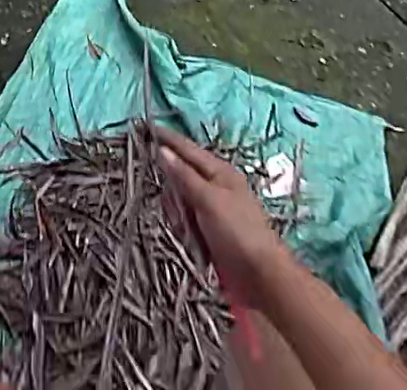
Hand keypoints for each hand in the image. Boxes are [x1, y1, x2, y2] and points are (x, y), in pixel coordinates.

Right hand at [155, 126, 288, 301]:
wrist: (262, 278)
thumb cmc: (238, 233)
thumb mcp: (208, 200)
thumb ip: (184, 175)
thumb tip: (162, 150)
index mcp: (219, 171)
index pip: (186, 148)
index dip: (166, 139)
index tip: (143, 128)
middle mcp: (215, 185)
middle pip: (180, 177)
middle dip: (173, 193)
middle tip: (178, 212)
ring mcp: (212, 208)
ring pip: (180, 201)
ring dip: (179, 216)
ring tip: (189, 234)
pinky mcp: (210, 229)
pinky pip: (186, 220)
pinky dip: (185, 230)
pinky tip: (194, 244)